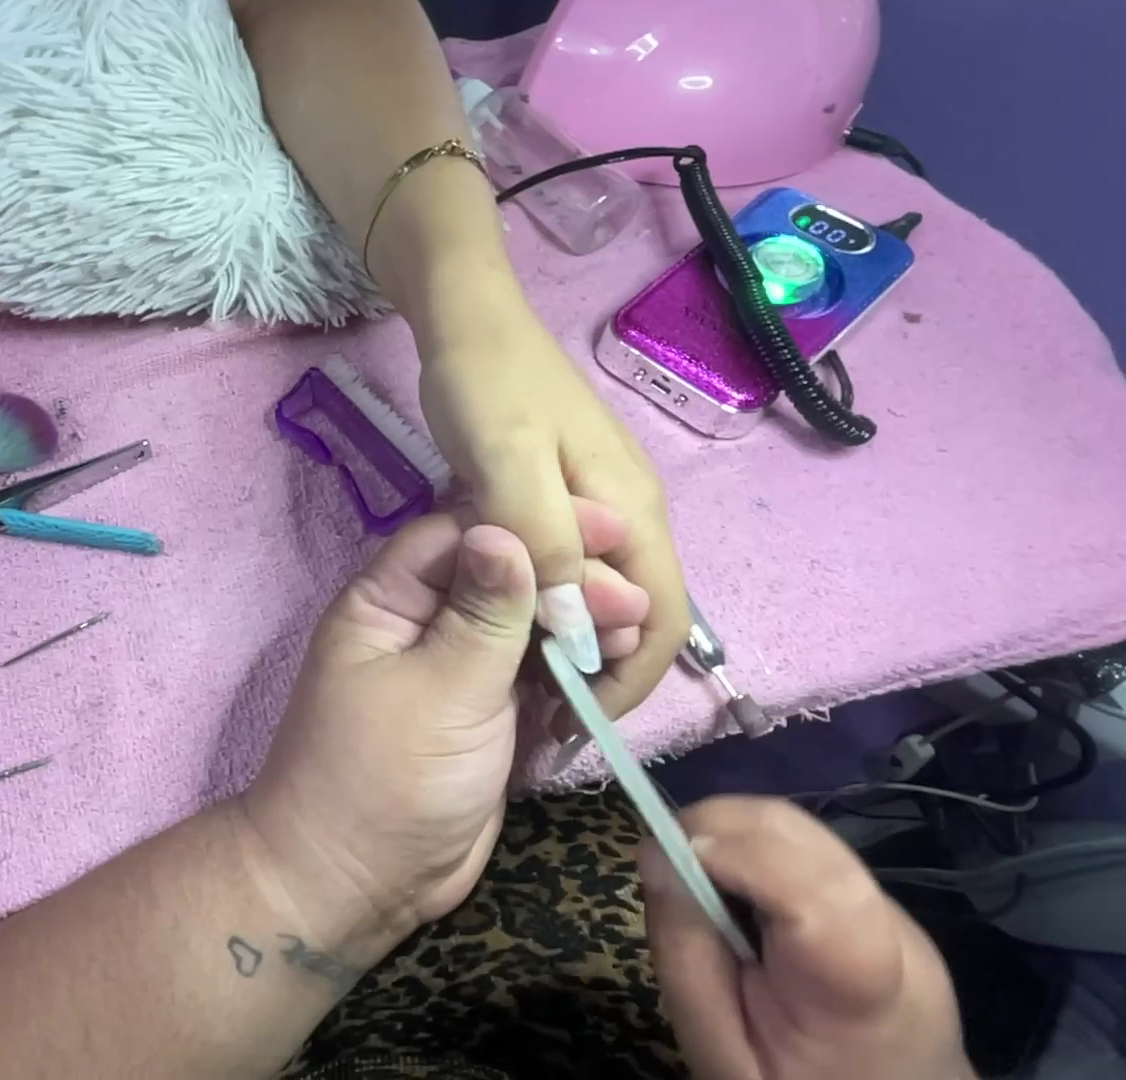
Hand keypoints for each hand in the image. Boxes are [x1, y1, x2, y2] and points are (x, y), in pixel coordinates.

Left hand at [240, 512, 645, 943]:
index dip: (525, 522)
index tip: (600, 526)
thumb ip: (482, 615)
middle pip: (498, 574)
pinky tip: (614, 658)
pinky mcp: (483, 705)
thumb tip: (505, 529)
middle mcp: (419, 620)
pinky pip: (531, 666)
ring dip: (577, 620)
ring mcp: (454, 664)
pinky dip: (571, 661)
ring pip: (521, 620)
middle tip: (631, 597)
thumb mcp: (439, 690)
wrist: (361, 881)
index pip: (457, 532)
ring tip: (635, 627)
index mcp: (385, 599)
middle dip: (563, 578)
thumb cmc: (385, 779)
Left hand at [417, 291, 687, 722]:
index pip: (658, 620)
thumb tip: (580, 627)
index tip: (569, 721)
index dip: (622, 679)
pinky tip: (506, 631)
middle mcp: (626, 516)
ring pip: (595, 598)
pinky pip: (562, 573)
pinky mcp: (555, 503)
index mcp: (631, 513)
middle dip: (596, 671)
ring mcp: (590, 508)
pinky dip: (542, 611)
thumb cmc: (486, 392)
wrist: (467, 324)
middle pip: (632, 616)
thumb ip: (545, 542)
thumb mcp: (508, 466)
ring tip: (520, 688)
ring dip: (567, 646)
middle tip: (539, 715)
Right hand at [642, 797, 973, 1079]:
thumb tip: (653, 851)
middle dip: (714, 828)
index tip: (666, 859)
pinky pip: (801, 845)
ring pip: (795, 827)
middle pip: (798, 834)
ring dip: (727, 832)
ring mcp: (889, 908)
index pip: (811, 887)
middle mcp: (889, 927)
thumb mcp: (718, 1046)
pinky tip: (733, 891)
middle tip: (667, 868)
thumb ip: (686, 952)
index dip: (733, 852)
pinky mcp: (874, 900)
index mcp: (858, 984)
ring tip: (697, 880)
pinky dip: (748, 846)